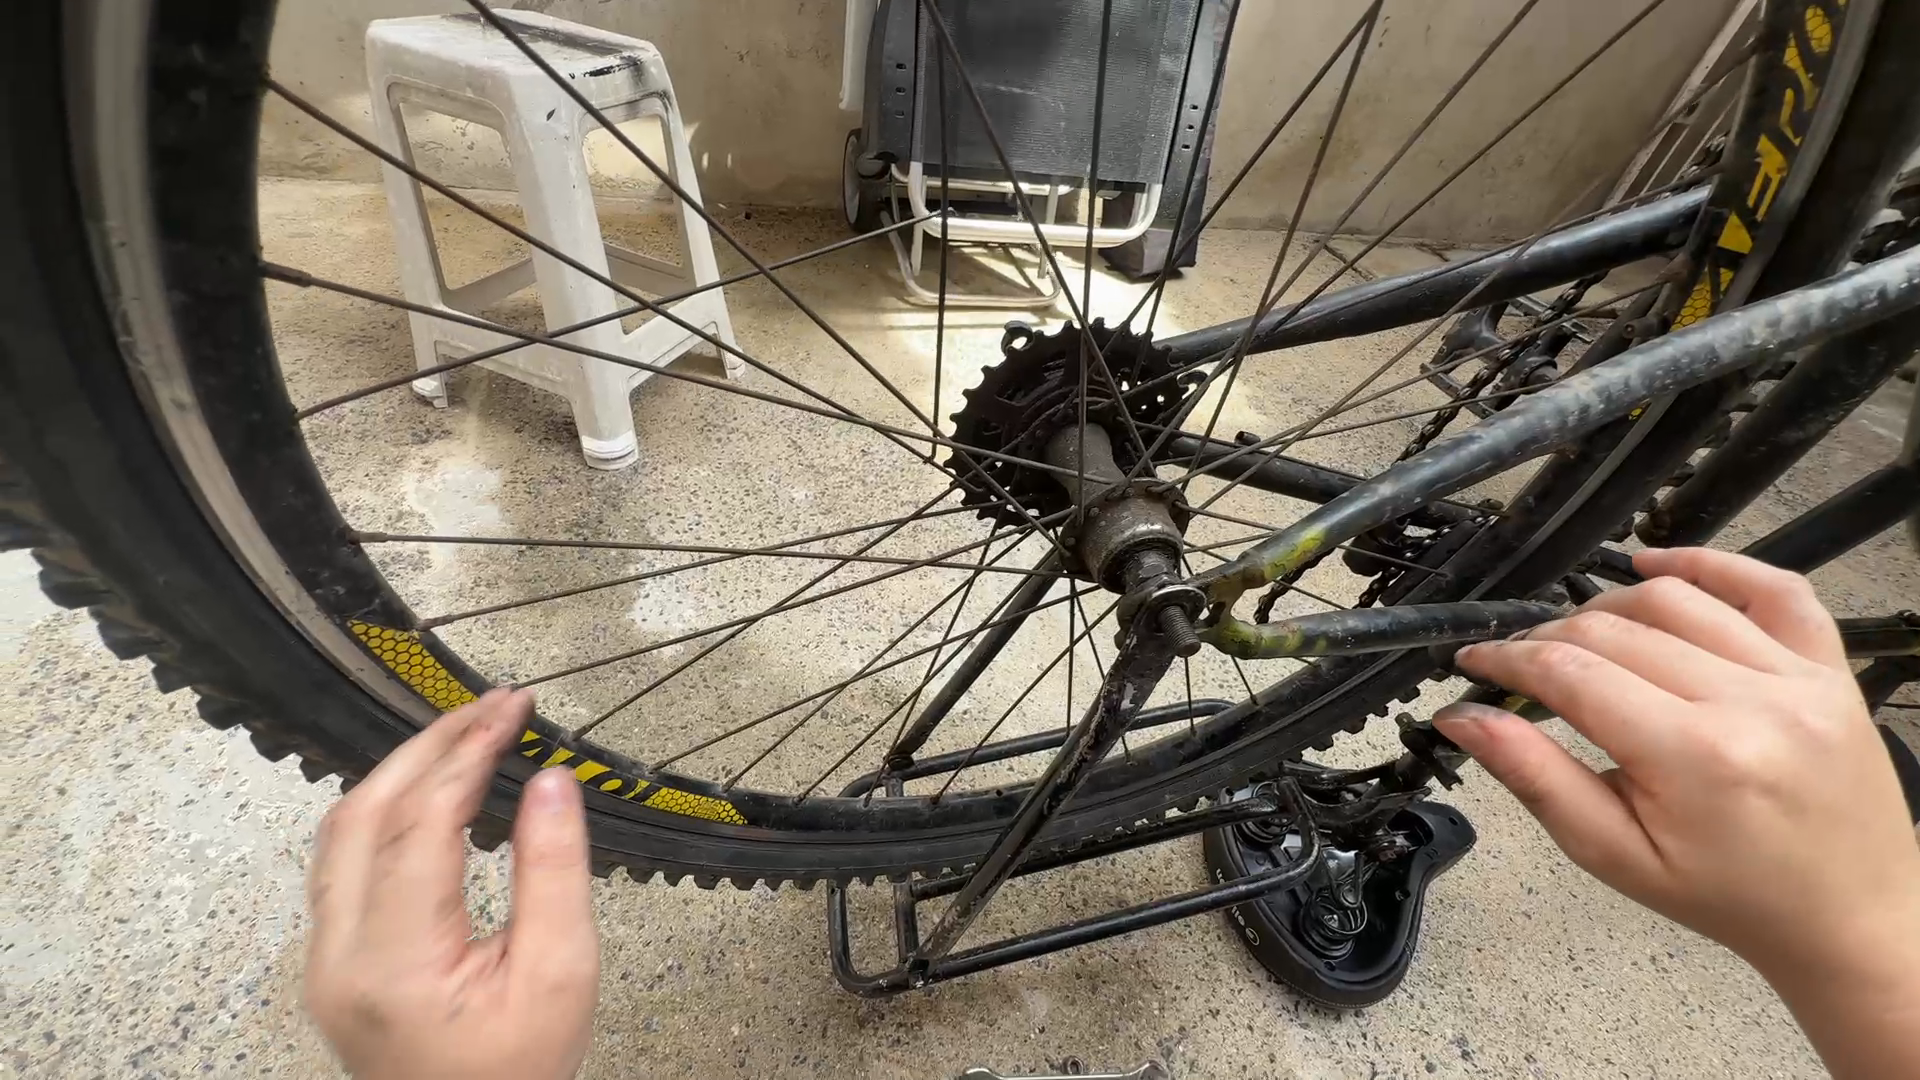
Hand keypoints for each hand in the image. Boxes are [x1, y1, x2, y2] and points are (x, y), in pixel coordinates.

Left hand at [303, 689, 597, 1079]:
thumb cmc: (523, 1059)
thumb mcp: (562, 966)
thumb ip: (555, 870)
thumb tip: (552, 780)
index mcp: (395, 960)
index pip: (421, 826)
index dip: (468, 755)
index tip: (516, 709)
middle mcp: (338, 953)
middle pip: (363, 815)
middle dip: (431, 744)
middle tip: (496, 704)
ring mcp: (326, 956)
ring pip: (342, 832)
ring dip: (405, 766)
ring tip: (470, 729)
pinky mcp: (337, 956)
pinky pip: (347, 855)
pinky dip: (392, 800)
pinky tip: (435, 784)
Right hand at [1435, 549, 1919, 1078]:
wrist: (1857, 921)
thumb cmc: (1721, 892)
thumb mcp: (1606, 849)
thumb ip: (1529, 774)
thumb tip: (1457, 716)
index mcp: (1696, 756)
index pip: (1567, 671)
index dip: (1503, 659)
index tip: (1471, 663)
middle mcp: (1754, 703)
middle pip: (1608, 630)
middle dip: (1541, 641)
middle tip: (1516, 668)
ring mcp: (1801, 680)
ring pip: (1669, 599)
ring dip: (1601, 608)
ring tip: (1575, 640)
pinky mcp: (1830, 671)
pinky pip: (1774, 589)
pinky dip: (1709, 564)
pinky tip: (1654, 564)